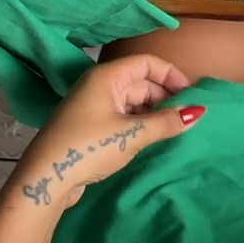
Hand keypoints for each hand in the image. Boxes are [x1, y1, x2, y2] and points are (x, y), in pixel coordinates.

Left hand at [5, 54, 204, 211]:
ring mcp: (93, 106)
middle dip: (165, 96)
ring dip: (153, 112)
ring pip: (132, 101)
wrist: (45, 179)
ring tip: (173, 130)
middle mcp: (99, 86)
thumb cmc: (89, 147)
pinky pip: (123, 116)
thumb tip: (198, 112)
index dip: (171, 75)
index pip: (146, 63)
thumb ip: (167, 122)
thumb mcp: (132, 134)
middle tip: (186, 117)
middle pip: (141, 82)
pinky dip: (140, 123)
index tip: (191, 95)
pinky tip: (152, 138)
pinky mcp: (90, 126)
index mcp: (107, 77)